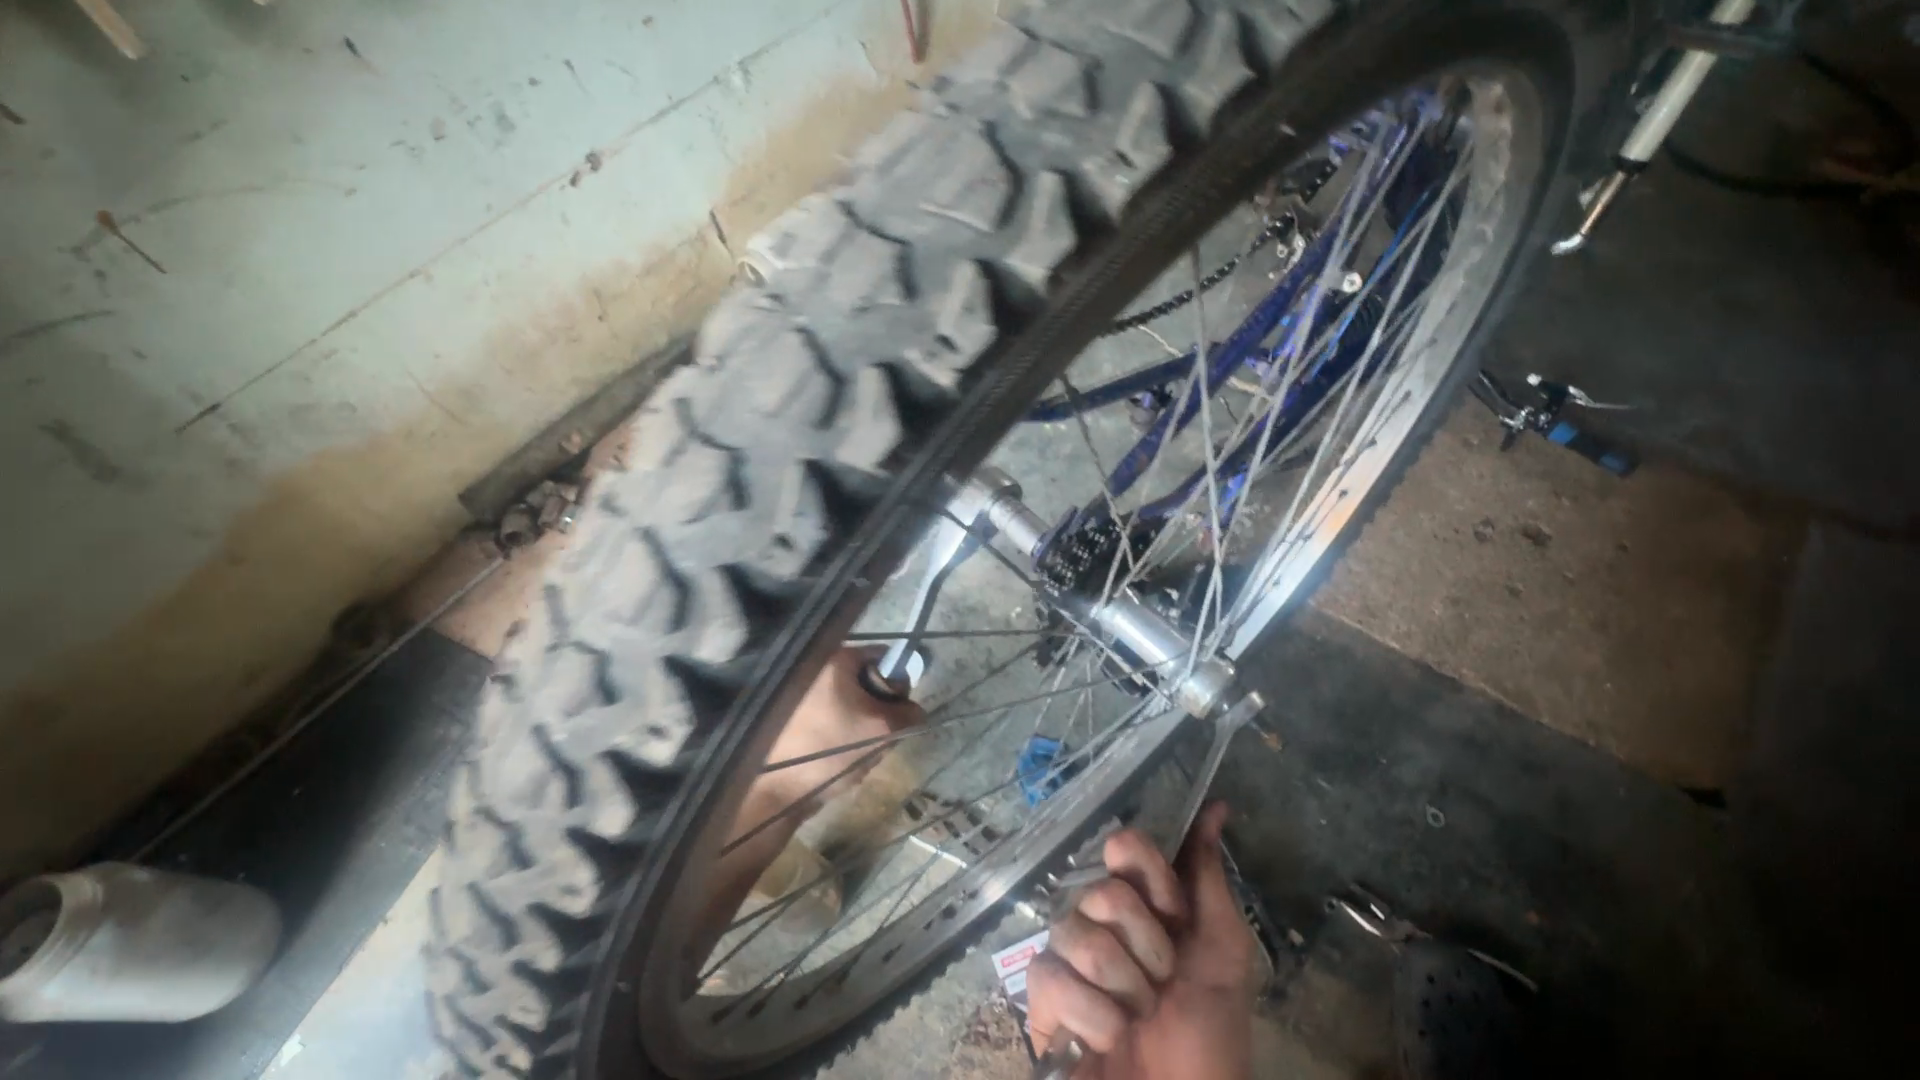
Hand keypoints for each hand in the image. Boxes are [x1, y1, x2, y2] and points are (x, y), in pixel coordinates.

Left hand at [697, 649, 923, 963]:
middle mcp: (809, 666)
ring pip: (846, 707)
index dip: (897, 686)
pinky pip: (825, 723)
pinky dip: (833, 740)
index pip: (882, 657)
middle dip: (875, 713)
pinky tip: (831, 763)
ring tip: (852, 758)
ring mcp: (792, 693)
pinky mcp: (783, 720)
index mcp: (831, 658)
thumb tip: (913, 709)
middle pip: (864, 684)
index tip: (896, 715)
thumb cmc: (826, 750)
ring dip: (856, 731)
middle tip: (874, 741)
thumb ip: (908, 713)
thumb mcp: (882, 729)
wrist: (769, 792)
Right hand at [1027, 802, 1255, 1079]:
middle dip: (1146, 947)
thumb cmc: (1212, 1025)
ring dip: (1123, 988)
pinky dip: (1093, 1017)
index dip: (1149, 877)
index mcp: (1142, 899)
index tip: (1172, 913)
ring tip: (1138, 1014)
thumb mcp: (1223, 947)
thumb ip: (1208, 875)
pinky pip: (1049, 977)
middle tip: (1163, 979)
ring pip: (1075, 935)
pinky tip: (1108, 1035)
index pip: (1124, 846)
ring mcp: (1066, 954)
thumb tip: (1217, 806)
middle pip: (1102, 893)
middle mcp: (1099, 916)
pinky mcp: (1042, 996)